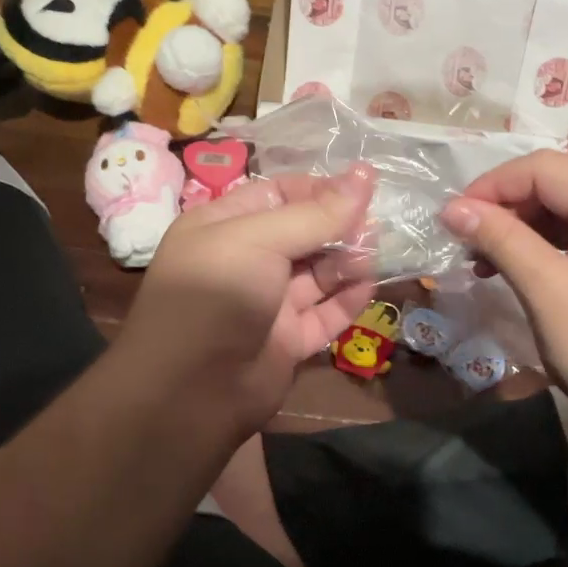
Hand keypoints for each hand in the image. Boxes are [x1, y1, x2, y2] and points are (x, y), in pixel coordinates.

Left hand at [118, 168, 376, 434]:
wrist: (191, 391)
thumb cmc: (216, 296)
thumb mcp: (259, 240)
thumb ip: (316, 213)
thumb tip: (365, 174)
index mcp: (223, 227)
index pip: (278, 194)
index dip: (320, 189)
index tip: (364, 187)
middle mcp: (245, 262)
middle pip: (302, 233)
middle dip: (339, 226)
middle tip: (376, 225)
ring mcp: (267, 304)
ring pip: (317, 275)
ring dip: (347, 262)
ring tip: (375, 254)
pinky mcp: (287, 341)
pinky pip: (324, 315)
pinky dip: (347, 300)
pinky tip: (370, 286)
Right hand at [440, 151, 567, 429]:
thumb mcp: (547, 290)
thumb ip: (500, 239)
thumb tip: (450, 208)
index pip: (548, 169)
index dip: (493, 186)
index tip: (450, 217)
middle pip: (559, 184)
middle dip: (506, 208)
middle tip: (463, 241)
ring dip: (520, 228)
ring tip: (481, 259)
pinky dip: (544, 247)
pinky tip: (513, 267)